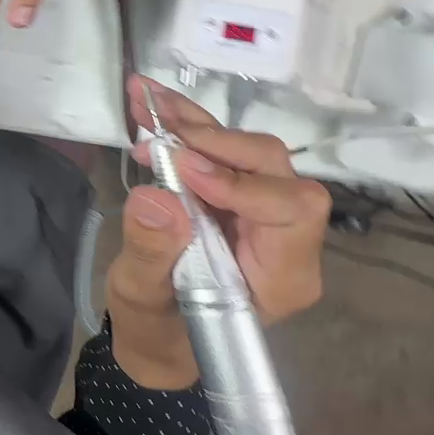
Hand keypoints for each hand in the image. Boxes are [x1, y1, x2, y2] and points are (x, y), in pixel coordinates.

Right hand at [105, 76, 330, 388]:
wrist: (156, 337)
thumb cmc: (155, 329)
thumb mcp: (143, 297)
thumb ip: (153, 252)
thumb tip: (157, 197)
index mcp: (280, 274)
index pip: (290, 211)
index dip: (241, 182)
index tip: (182, 168)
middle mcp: (283, 238)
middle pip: (275, 171)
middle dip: (217, 143)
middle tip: (157, 130)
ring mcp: (260, 215)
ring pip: (247, 153)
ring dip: (195, 123)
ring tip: (145, 97)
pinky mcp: (233, 199)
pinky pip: (220, 154)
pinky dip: (185, 127)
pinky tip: (150, 108)